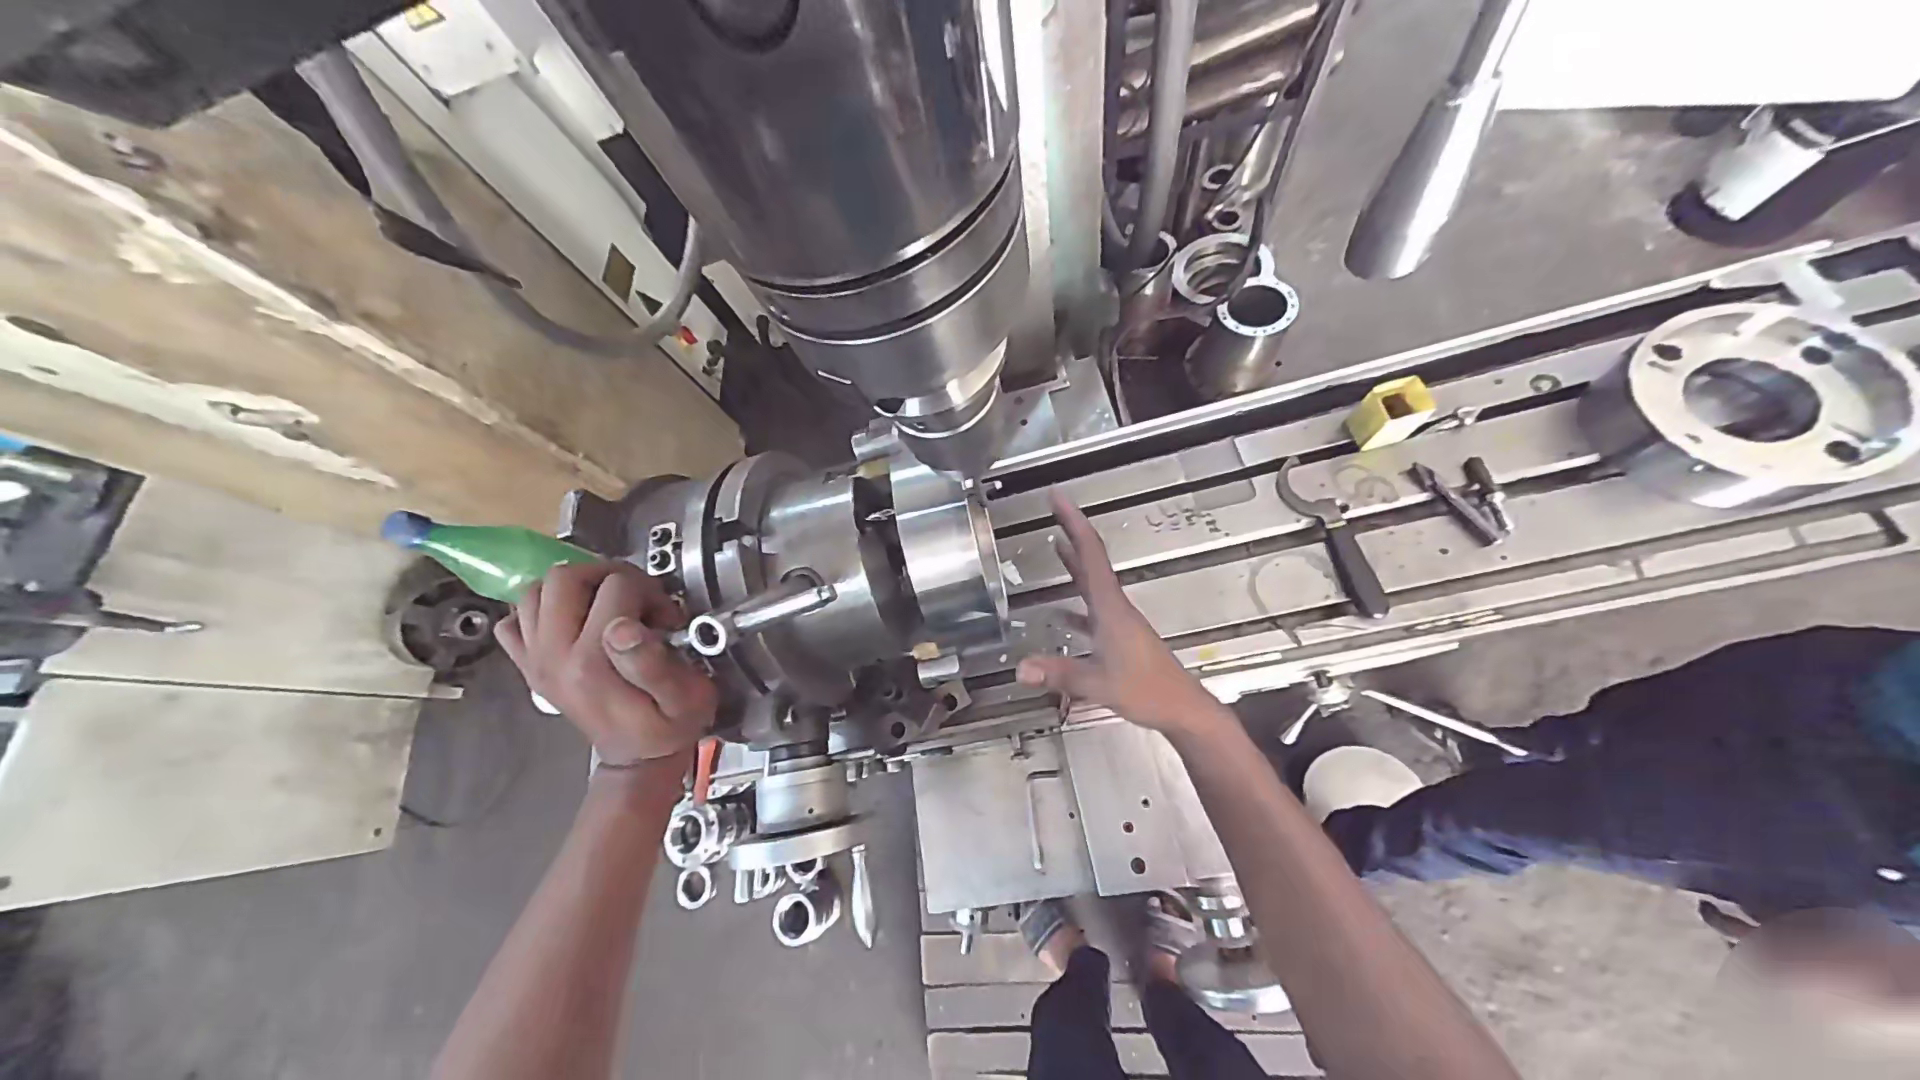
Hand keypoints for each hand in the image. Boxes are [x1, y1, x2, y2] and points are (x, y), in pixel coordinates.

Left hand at [495, 562, 716, 764]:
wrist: (638, 757)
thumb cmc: (669, 725)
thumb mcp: (685, 698)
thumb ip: (654, 664)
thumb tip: (623, 625)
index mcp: (592, 662)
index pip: (617, 587)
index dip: (651, 593)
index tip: (668, 618)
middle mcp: (553, 656)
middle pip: (565, 578)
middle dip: (609, 576)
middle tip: (637, 598)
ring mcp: (534, 660)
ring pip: (535, 591)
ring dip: (576, 587)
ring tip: (608, 604)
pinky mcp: (527, 665)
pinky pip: (514, 619)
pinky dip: (541, 609)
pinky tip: (573, 619)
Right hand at [1015, 492, 1232, 738]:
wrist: (1182, 708)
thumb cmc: (1148, 690)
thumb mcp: (1099, 684)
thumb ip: (1059, 674)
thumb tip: (1020, 668)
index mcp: (1111, 608)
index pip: (1091, 554)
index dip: (1073, 523)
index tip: (1058, 498)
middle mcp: (1115, 607)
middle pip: (1091, 559)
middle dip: (1072, 531)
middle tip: (1054, 509)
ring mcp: (1118, 621)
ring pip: (1092, 582)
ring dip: (1075, 560)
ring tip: (1055, 544)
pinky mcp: (1119, 636)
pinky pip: (1092, 608)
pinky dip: (1075, 601)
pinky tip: (1059, 611)